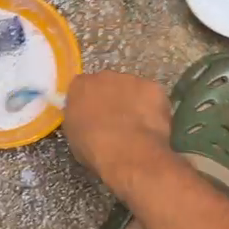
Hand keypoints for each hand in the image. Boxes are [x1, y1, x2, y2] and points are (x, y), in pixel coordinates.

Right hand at [61, 71, 175, 195]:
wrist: (128, 151)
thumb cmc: (93, 147)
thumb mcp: (74, 132)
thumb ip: (79, 116)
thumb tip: (87, 117)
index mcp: (80, 85)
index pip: (83, 87)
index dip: (90, 101)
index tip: (94, 114)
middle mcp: (103, 76)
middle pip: (108, 83)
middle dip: (112, 98)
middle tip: (116, 119)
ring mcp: (130, 80)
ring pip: (132, 88)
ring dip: (133, 101)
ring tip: (137, 124)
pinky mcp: (154, 88)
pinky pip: (152, 96)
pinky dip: (153, 107)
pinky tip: (152, 124)